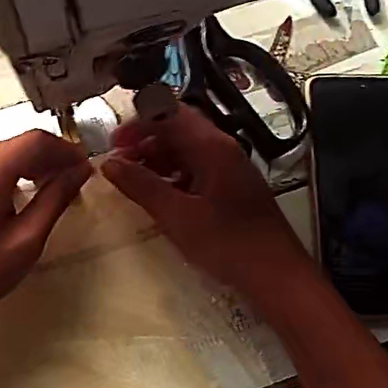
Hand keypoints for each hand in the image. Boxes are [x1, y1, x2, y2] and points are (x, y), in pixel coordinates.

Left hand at [0, 130, 91, 341]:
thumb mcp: (27, 239)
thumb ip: (56, 198)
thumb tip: (80, 171)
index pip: (36, 141)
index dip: (67, 150)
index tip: (87, 167)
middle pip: (19, 144)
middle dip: (52, 158)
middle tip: (77, 180)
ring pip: (6, 155)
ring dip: (34, 166)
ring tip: (57, 190)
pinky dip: (14, 175)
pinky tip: (27, 196)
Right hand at [100, 105, 313, 297]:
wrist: (277, 274)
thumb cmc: (229, 244)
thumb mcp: (178, 216)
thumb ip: (142, 186)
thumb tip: (110, 164)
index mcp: (212, 147)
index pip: (170, 113)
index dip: (137, 123)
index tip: (113, 145)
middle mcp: (223, 150)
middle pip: (178, 129)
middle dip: (144, 141)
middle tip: (118, 164)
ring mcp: (230, 169)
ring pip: (187, 150)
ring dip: (157, 159)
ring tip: (133, 180)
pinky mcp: (232, 188)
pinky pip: (197, 169)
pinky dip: (173, 175)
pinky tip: (160, 195)